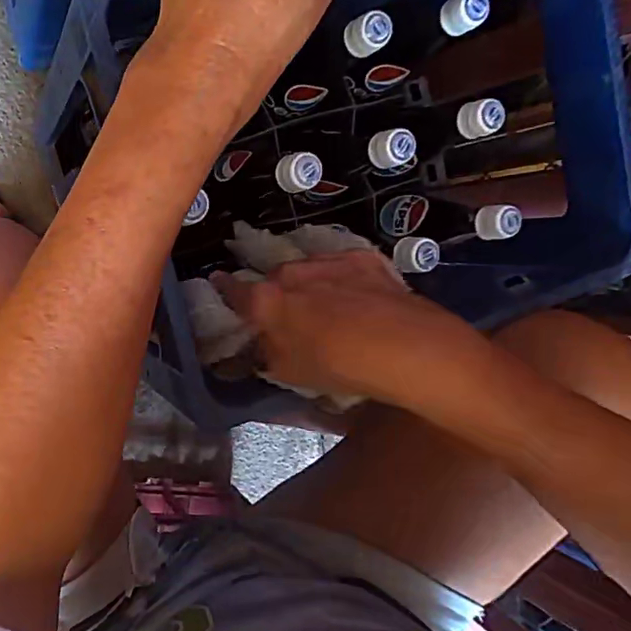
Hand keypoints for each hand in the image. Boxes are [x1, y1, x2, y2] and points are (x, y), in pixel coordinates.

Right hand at [215, 252, 493, 407]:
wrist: (412, 350)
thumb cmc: (340, 367)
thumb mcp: (290, 373)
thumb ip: (266, 352)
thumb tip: (259, 343)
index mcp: (265, 300)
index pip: (230, 289)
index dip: (222, 289)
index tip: (218, 287)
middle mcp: (290, 272)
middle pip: (271, 277)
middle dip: (273, 291)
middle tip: (285, 313)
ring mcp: (329, 260)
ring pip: (305, 267)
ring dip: (307, 282)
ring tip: (324, 304)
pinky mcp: (364, 257)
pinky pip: (339, 264)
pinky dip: (339, 277)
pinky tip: (353, 295)